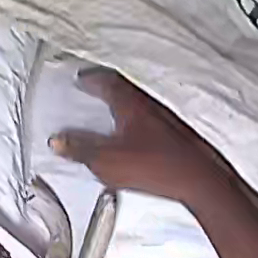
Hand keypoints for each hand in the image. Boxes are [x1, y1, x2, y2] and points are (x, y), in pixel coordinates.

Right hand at [50, 68, 246, 212]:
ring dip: (119, 107)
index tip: (81, 78)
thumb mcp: (106, 160)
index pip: (106, 81)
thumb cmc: (157, 165)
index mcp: (130, 104)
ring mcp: (163, 120)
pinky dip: (132, 125)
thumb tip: (59, 141)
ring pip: (136, 106)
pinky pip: (146, 123)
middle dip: (104, 89)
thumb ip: (80, 149)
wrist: (198, 179)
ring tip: (106, 114)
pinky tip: (129, 141)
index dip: (91, 78)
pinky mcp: (172, 137)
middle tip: (92, 90)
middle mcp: (149, 106)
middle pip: (123, 90)